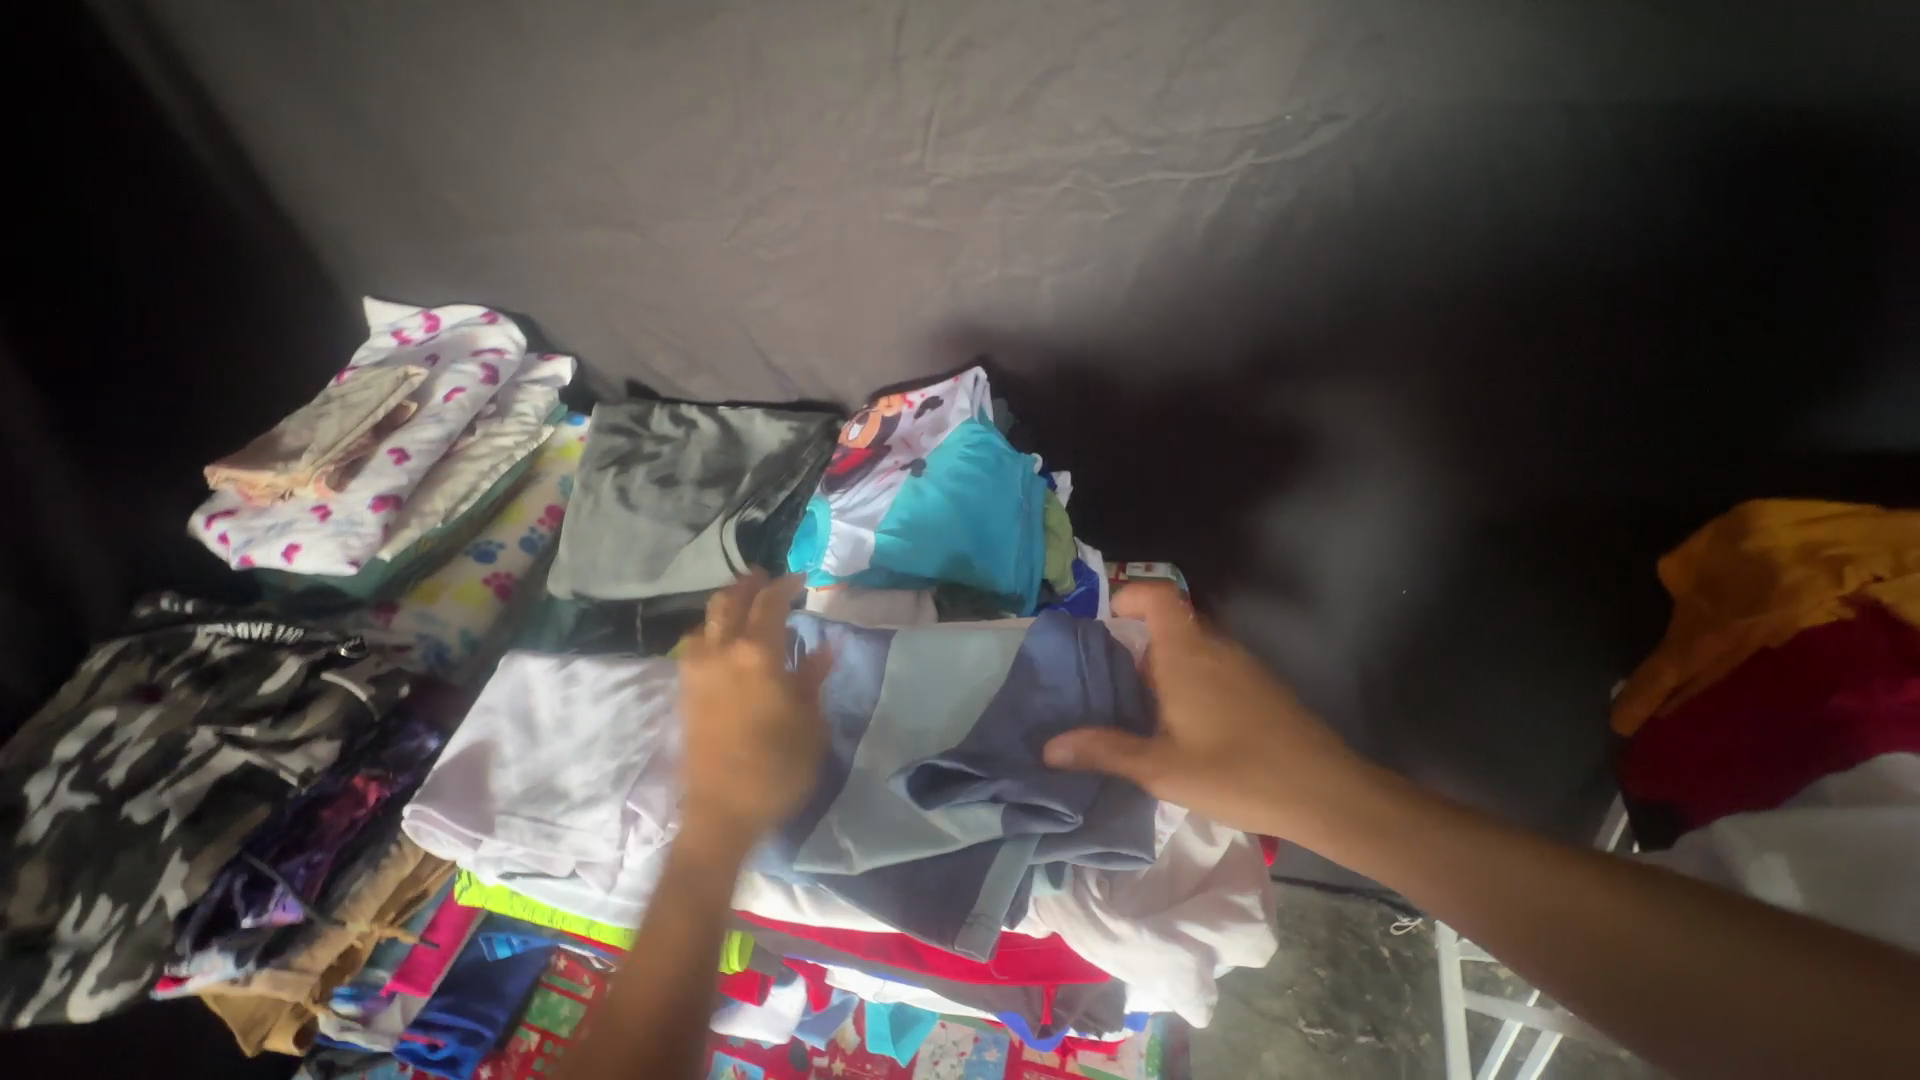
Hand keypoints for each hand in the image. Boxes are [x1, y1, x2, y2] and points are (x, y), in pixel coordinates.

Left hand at [676, 570, 831, 850]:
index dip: (786, 585)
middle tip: (765, 576)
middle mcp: (721, 652)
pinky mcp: (685, 692)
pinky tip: (723, 642)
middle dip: (749, 585)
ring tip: (744, 605)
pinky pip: (695, 645)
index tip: (801, 578)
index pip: (770, 603)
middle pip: (730, 602)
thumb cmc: (778, 767)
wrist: (722, 812)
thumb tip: (822, 648)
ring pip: (706, 621)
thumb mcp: (810, 723)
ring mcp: (696, 671)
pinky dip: (711, 631)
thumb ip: (812, 679)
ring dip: (726, 605)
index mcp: (757, 654)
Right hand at [1044, 584, 1368, 839]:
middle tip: (1105, 683)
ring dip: (1161, 668)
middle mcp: (1215, 648)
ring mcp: (1243, 666)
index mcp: (1187, 654)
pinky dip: (1188, 682)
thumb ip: (1105, 751)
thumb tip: (1049, 746)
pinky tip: (1182, 728)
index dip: (1126, 594)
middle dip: (1133, 645)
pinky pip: (1213, 667)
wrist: (1328, 793)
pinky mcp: (1261, 687)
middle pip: (1167, 623)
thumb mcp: (1162, 769)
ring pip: (1191, 648)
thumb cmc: (1238, 773)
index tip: (1101, 624)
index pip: (1156, 594)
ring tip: (1137, 710)